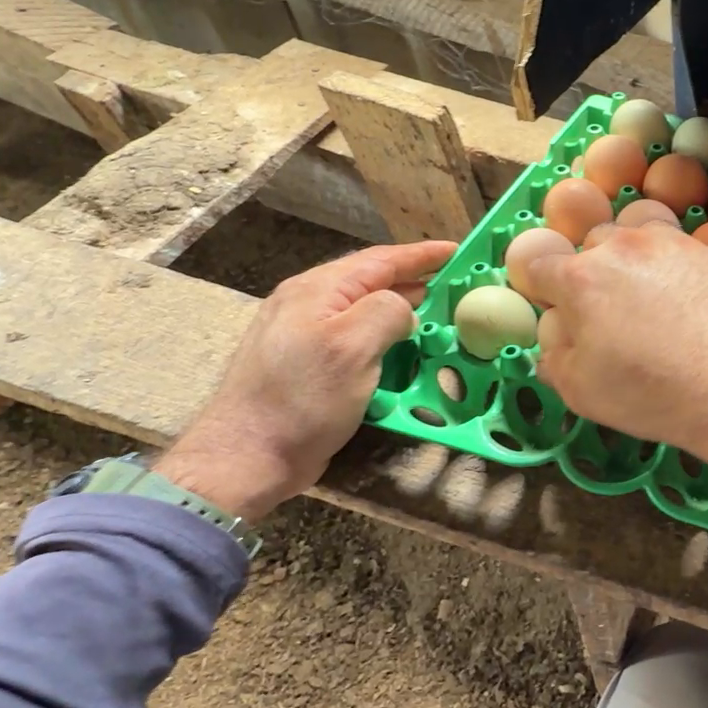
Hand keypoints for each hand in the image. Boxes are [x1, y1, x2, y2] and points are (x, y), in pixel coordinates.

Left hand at [157, 240, 456, 521]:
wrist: (249, 456)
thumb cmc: (303, 398)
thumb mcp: (352, 347)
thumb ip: (386, 311)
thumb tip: (407, 307)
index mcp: (317, 291)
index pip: (380, 260)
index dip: (421, 255)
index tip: (458, 251)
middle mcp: (309, 305)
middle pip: (372, 281)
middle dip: (415, 279)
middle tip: (456, 285)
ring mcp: (306, 335)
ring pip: (365, 311)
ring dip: (403, 310)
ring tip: (438, 315)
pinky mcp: (310, 365)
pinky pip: (359, 339)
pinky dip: (388, 338)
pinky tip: (405, 349)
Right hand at [525, 224, 707, 469]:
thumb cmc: (656, 395)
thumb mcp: (581, 391)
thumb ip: (554, 352)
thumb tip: (555, 330)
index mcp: (581, 278)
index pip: (538, 264)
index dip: (544, 289)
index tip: (560, 310)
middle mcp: (624, 247)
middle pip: (593, 245)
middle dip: (593, 272)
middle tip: (613, 312)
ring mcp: (674, 243)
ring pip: (638, 236)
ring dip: (635, 260)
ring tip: (654, 301)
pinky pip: (681, 249)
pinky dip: (676, 267)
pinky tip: (691, 302)